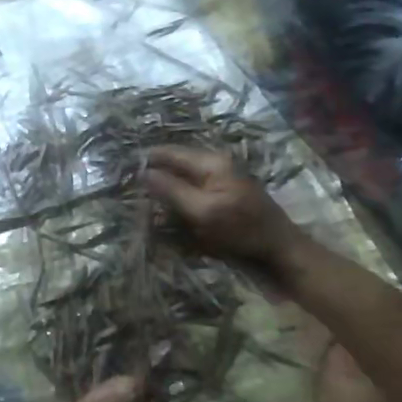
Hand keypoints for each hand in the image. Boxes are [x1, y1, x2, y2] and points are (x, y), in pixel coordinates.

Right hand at [145, 146, 304, 269]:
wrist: (280, 249)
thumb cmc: (242, 229)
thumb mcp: (203, 211)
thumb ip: (172, 190)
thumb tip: (143, 173)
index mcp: (210, 161)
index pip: (169, 153)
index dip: (146, 160)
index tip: (122, 169)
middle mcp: (215, 164)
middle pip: (175, 164)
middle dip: (154, 174)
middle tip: (129, 187)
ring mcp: (220, 178)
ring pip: (182, 178)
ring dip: (165, 188)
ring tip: (144, 200)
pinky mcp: (222, 195)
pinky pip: (192, 190)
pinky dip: (178, 198)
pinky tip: (167, 209)